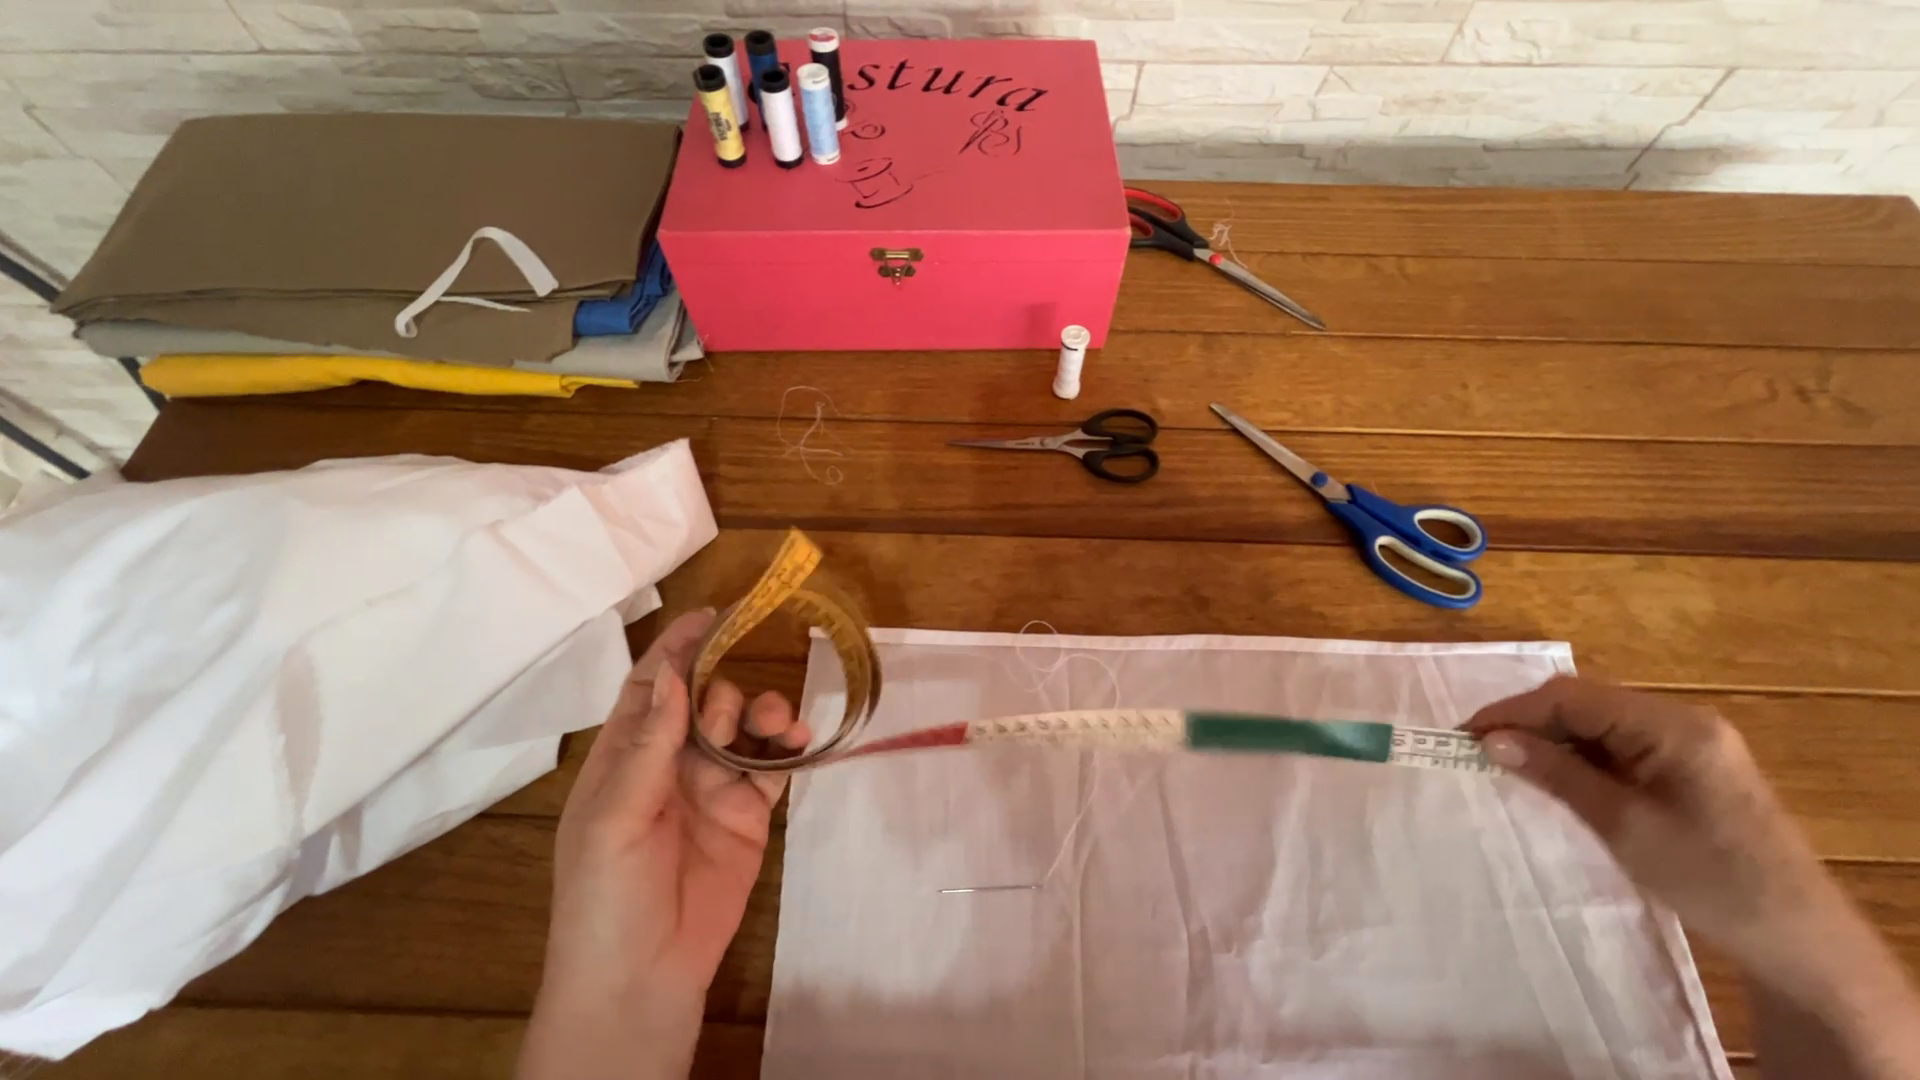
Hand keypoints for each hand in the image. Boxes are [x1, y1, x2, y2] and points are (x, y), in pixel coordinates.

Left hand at [518, 610, 810, 1079]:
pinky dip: (789, 748)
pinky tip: (800, 743)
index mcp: (626, 758)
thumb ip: (648, 746)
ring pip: (744, 728)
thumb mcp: (615, 818)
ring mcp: (713, 788)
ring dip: (764, 713)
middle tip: (735, 714)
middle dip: (726, 690)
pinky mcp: (748, 814)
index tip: (711, 615)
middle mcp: (671, 763)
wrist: (644, 975)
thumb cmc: (608, 895)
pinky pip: (773, 767)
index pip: (653, 688)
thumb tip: (675, 677)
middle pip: (706, 701)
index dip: (677, 650)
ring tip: (780, 725)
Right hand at [1465, 676, 1836, 969]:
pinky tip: (1554, 776)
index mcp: (1672, 727)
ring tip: (1507, 763)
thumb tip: (1491, 740)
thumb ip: (1555, 774)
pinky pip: (1616, 743)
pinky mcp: (1686, 765)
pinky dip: (1577, 754)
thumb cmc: (1708, 877)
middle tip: (1479, 750)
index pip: (1571, 697)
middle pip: (1583, 702)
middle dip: (1527, 721)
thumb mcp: (1621, 824)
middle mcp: (1681, 721)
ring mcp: (1688, 742)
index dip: (1511, 711)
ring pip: (1595, 722)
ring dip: (1549, 738)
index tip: (1463, 736)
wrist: (1797, 938)